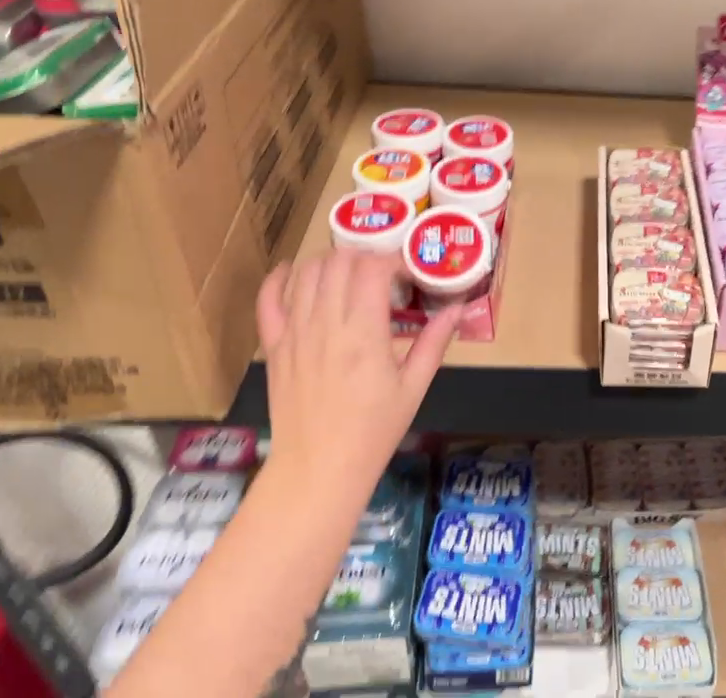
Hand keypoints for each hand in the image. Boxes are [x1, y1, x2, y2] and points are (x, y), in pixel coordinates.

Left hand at [255, 250, 460, 500]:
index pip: (373, 269)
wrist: (318, 469)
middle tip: (382, 272)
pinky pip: (268, 300)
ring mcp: (295, 333)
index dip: (393, 260)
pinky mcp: (274, 346)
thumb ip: (434, 343)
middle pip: (340, 262)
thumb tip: (457, 309)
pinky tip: (292, 270)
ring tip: (349, 273)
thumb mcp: (413, 388)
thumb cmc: (373, 431)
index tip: (408, 272)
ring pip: (307, 273)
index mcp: (365, 334)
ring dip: (331, 262)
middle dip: (364, 255)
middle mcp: (327, 325)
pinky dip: (279, 278)